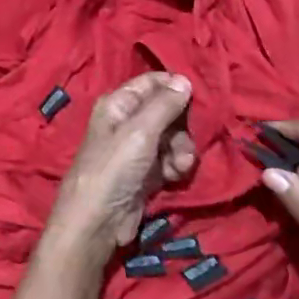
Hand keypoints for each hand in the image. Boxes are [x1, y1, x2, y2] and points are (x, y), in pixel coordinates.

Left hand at [47, 73, 194, 262]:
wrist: (99, 219)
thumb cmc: (114, 168)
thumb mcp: (140, 132)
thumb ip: (164, 105)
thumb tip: (184, 79)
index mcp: (118, 103)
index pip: (152, 82)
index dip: (175, 87)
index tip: (199, 98)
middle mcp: (126, 120)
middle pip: (167, 110)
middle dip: (182, 127)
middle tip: (183, 144)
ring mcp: (137, 147)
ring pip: (173, 137)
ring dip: (182, 150)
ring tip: (178, 166)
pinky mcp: (147, 170)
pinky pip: (170, 159)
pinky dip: (176, 166)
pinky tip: (174, 177)